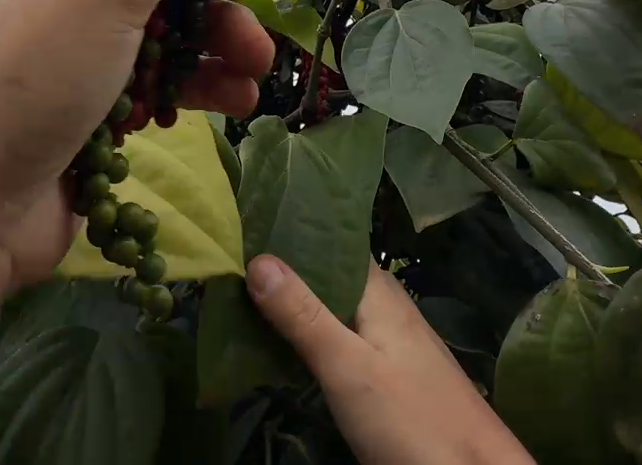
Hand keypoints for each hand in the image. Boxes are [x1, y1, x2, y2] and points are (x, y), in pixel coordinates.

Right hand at [247, 255, 535, 464]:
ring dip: (292, 302)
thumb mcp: (348, 366)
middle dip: (282, 268)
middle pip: (324, 273)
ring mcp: (385, 338)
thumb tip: (257, 257)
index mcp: (376, 288)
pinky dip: (307, 332)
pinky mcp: (384, 371)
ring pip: (329, 305)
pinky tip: (280, 339)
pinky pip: (337, 335)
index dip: (286, 231)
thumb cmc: (412, 417)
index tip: (240, 224)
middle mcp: (381, 303)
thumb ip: (303, 315)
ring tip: (240, 293)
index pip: (326, 240)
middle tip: (229, 260)